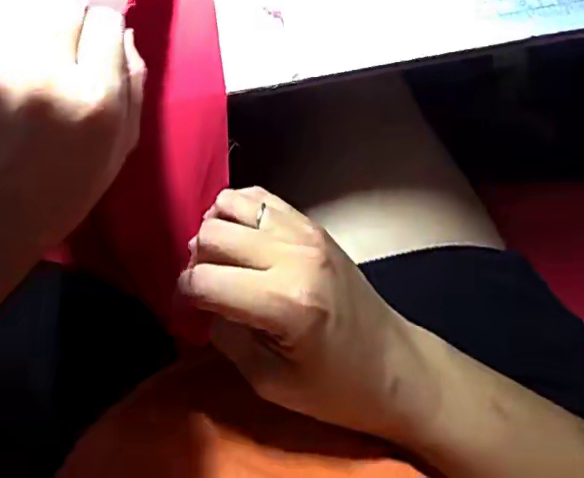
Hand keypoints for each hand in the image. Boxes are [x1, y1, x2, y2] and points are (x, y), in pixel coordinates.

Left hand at [0, 0, 145, 287]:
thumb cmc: (58, 197)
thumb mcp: (116, 153)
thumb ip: (132, 88)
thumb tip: (125, 34)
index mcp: (95, 99)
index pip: (106, 20)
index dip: (103, 31)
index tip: (95, 45)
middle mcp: (49, 76)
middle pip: (67, 5)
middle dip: (72, 21)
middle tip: (65, 51)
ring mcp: (2, 73)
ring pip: (30, 30)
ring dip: (36, 51)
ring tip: (27, 94)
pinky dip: (3, 73)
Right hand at [178, 188, 431, 440]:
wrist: (400, 367)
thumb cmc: (337, 388)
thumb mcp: (271, 383)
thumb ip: (224, 335)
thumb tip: (196, 299)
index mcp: (286, 303)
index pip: (205, 280)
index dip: (183, 293)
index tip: (183, 307)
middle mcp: (293, 255)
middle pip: (210, 234)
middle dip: (196, 261)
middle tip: (205, 286)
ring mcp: (303, 231)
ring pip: (227, 204)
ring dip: (214, 230)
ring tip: (223, 259)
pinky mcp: (310, 221)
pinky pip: (254, 195)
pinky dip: (236, 211)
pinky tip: (241, 239)